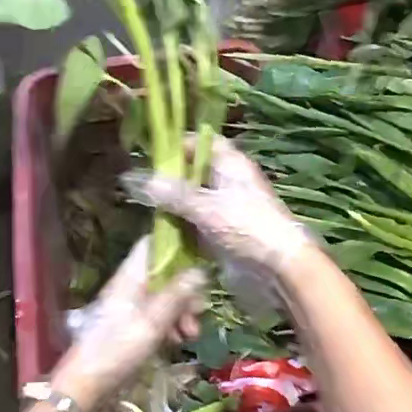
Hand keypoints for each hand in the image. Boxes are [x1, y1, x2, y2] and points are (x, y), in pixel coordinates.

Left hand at [48, 238, 206, 409]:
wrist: (86, 385)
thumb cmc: (118, 348)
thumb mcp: (153, 321)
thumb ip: (177, 294)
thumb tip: (200, 270)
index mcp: (131, 277)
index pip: (151, 244)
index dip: (175, 244)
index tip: (200, 256)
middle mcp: (130, 286)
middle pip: (164, 274)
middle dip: (186, 289)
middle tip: (200, 311)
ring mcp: (130, 307)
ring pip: (163, 297)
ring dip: (181, 312)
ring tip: (191, 334)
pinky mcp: (131, 327)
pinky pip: (157, 317)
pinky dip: (170, 326)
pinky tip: (179, 342)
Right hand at [124, 135, 314, 275]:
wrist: (279, 269)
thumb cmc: (247, 226)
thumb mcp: (205, 206)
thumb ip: (170, 193)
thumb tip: (133, 178)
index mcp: (231, 164)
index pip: (201, 142)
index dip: (177, 145)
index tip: (150, 155)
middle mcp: (228, 182)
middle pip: (193, 173)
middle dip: (168, 180)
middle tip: (140, 187)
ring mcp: (226, 210)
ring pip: (191, 202)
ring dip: (171, 208)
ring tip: (143, 210)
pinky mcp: (223, 235)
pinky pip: (195, 226)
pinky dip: (179, 229)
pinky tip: (158, 234)